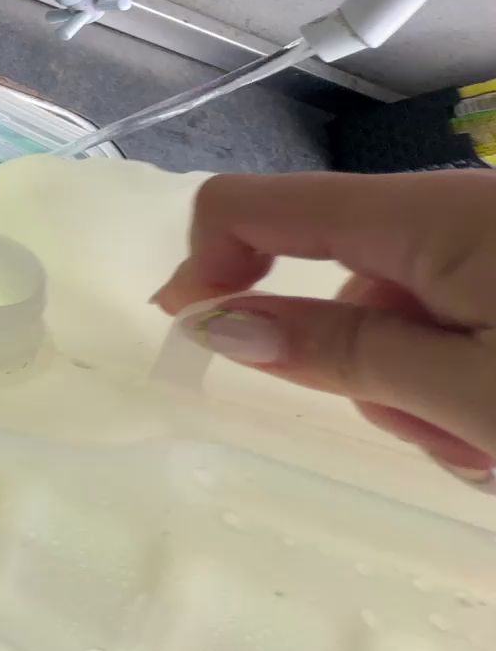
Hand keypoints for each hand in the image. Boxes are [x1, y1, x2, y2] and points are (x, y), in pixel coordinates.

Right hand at [153, 170, 495, 489]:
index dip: (199, 261)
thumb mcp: (479, 395)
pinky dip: (466, 373)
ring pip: (398, 306)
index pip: (249, 204)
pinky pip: (459, 315)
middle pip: (331, 267)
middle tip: (430, 429)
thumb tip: (210, 326)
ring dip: (414, 379)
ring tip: (495, 446)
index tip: (186, 330)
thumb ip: (337, 351)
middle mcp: (460, 210)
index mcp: (432, 214)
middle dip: (346, 351)